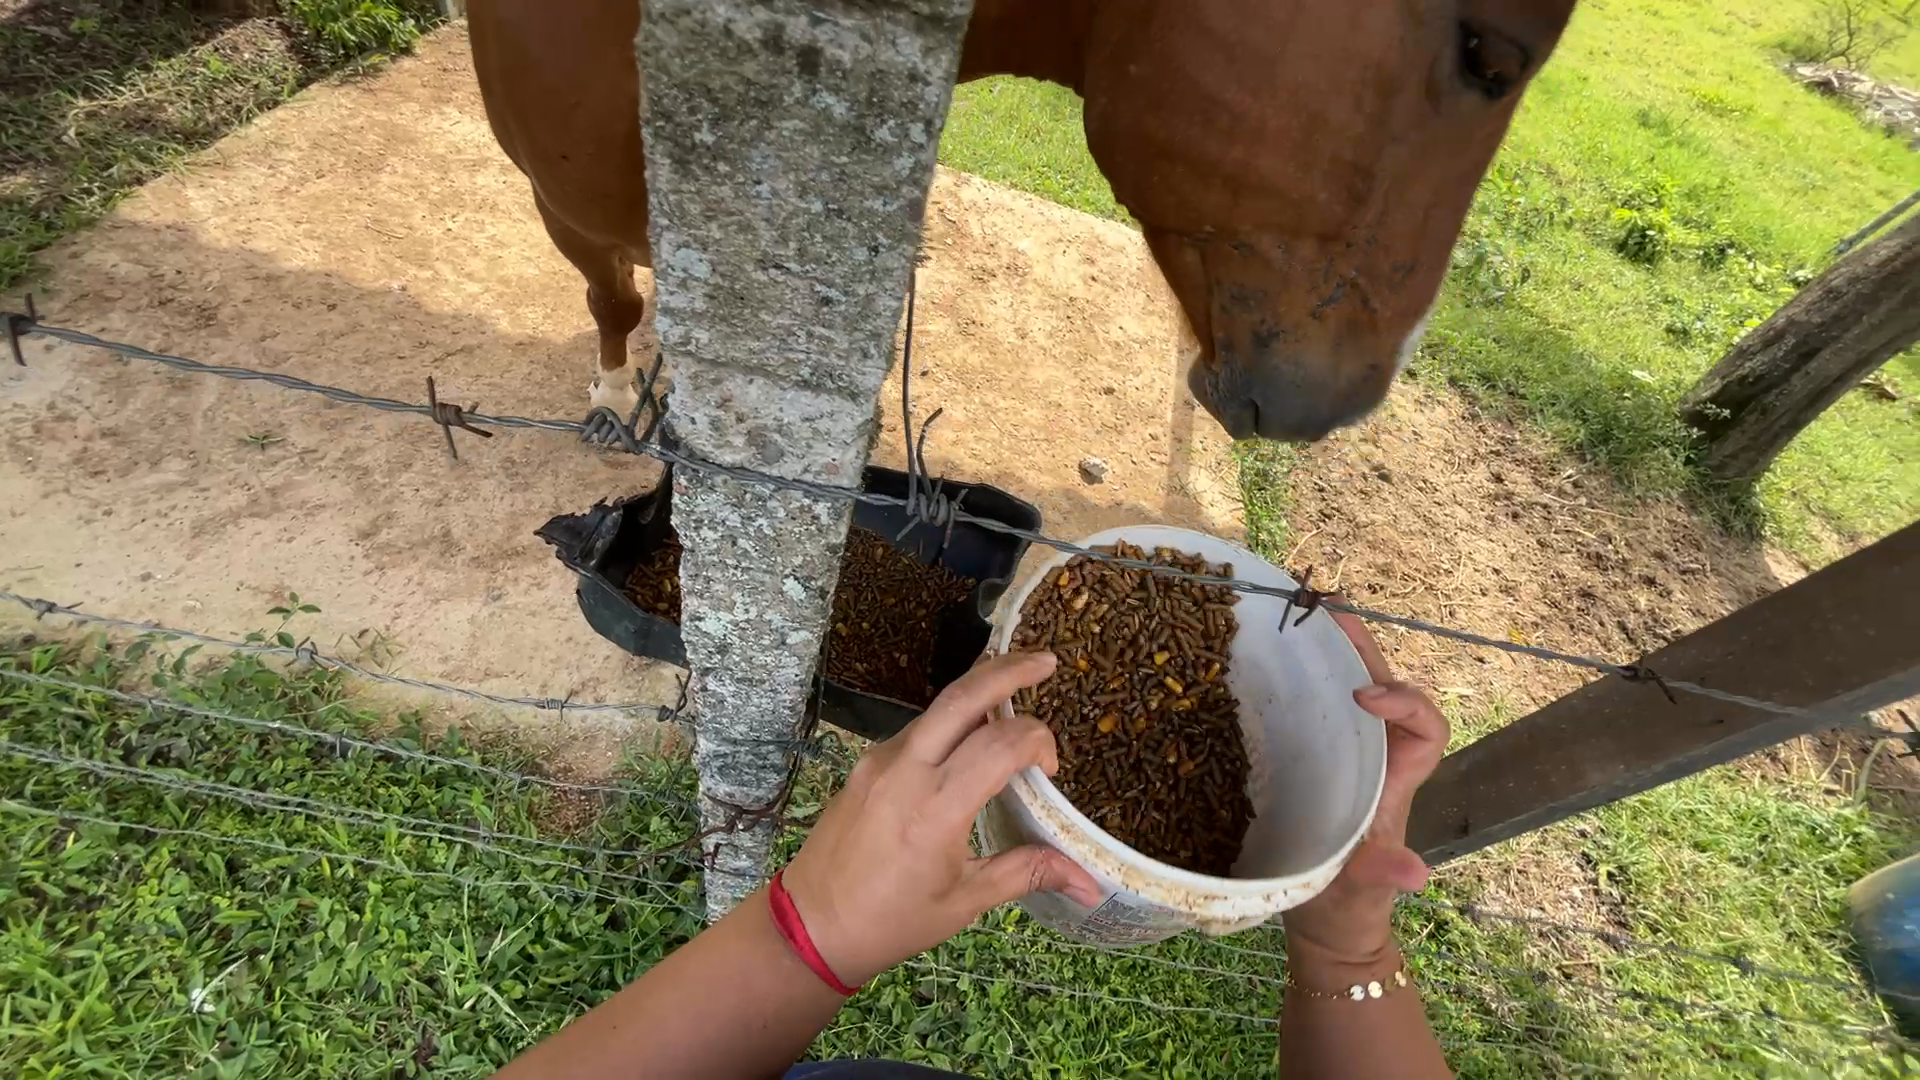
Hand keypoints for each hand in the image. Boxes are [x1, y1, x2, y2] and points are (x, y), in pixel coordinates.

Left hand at [779, 652, 1103, 985]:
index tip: (1050, 770)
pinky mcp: (868, 759)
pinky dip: (953, 720)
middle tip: (1047, 661)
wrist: (810, 924)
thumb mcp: (964, 901)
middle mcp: (907, 769)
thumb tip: (1091, 883)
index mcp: (936, 809)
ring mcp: (882, 757)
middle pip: (963, 697)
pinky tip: (970, 736)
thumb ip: (1027, 872)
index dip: (1037, 742)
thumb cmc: (893, 920)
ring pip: (939, 707)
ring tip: (1015, 688)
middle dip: (1009, 670)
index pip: (1000, 744)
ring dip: (980, 691)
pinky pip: (919, 727)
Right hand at [1282, 607, 1448, 965]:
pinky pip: (1310, 709)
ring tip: (1297, 616)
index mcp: (1395, 782)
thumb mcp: (1359, 892)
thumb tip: (1416, 871)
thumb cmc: (1346, 906)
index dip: (1405, 702)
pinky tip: (1262, 660)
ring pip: (1345, 693)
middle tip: (1327, 610)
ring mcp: (1340, 756)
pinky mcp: (1306, 757)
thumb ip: (1381, 876)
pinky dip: (1296, 678)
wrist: (1321, 918)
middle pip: (1382, 691)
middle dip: (1362, 651)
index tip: (1361, 695)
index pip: (1426, 729)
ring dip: (1330, 654)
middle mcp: (1373, 759)